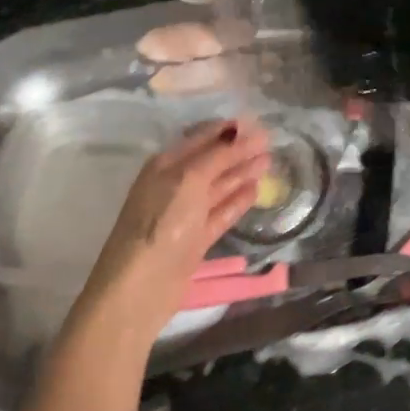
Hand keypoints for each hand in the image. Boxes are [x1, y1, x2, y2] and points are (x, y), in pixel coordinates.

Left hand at [74, 119, 270, 336]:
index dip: (227, 130)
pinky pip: (221, 213)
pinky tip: (256, 190)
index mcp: (165, 165)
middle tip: (270, 140)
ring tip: (269, 161)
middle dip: (239, 150)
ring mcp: (185, 214)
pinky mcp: (195, 240)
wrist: (140, 288)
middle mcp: (174, 186)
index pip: (201, 138)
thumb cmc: (161, 223)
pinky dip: (238, 200)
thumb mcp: (189, 180)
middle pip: (212, 162)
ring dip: (242, 172)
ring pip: (218, 187)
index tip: (256, 122)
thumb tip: (242, 131)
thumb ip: (218, 155)